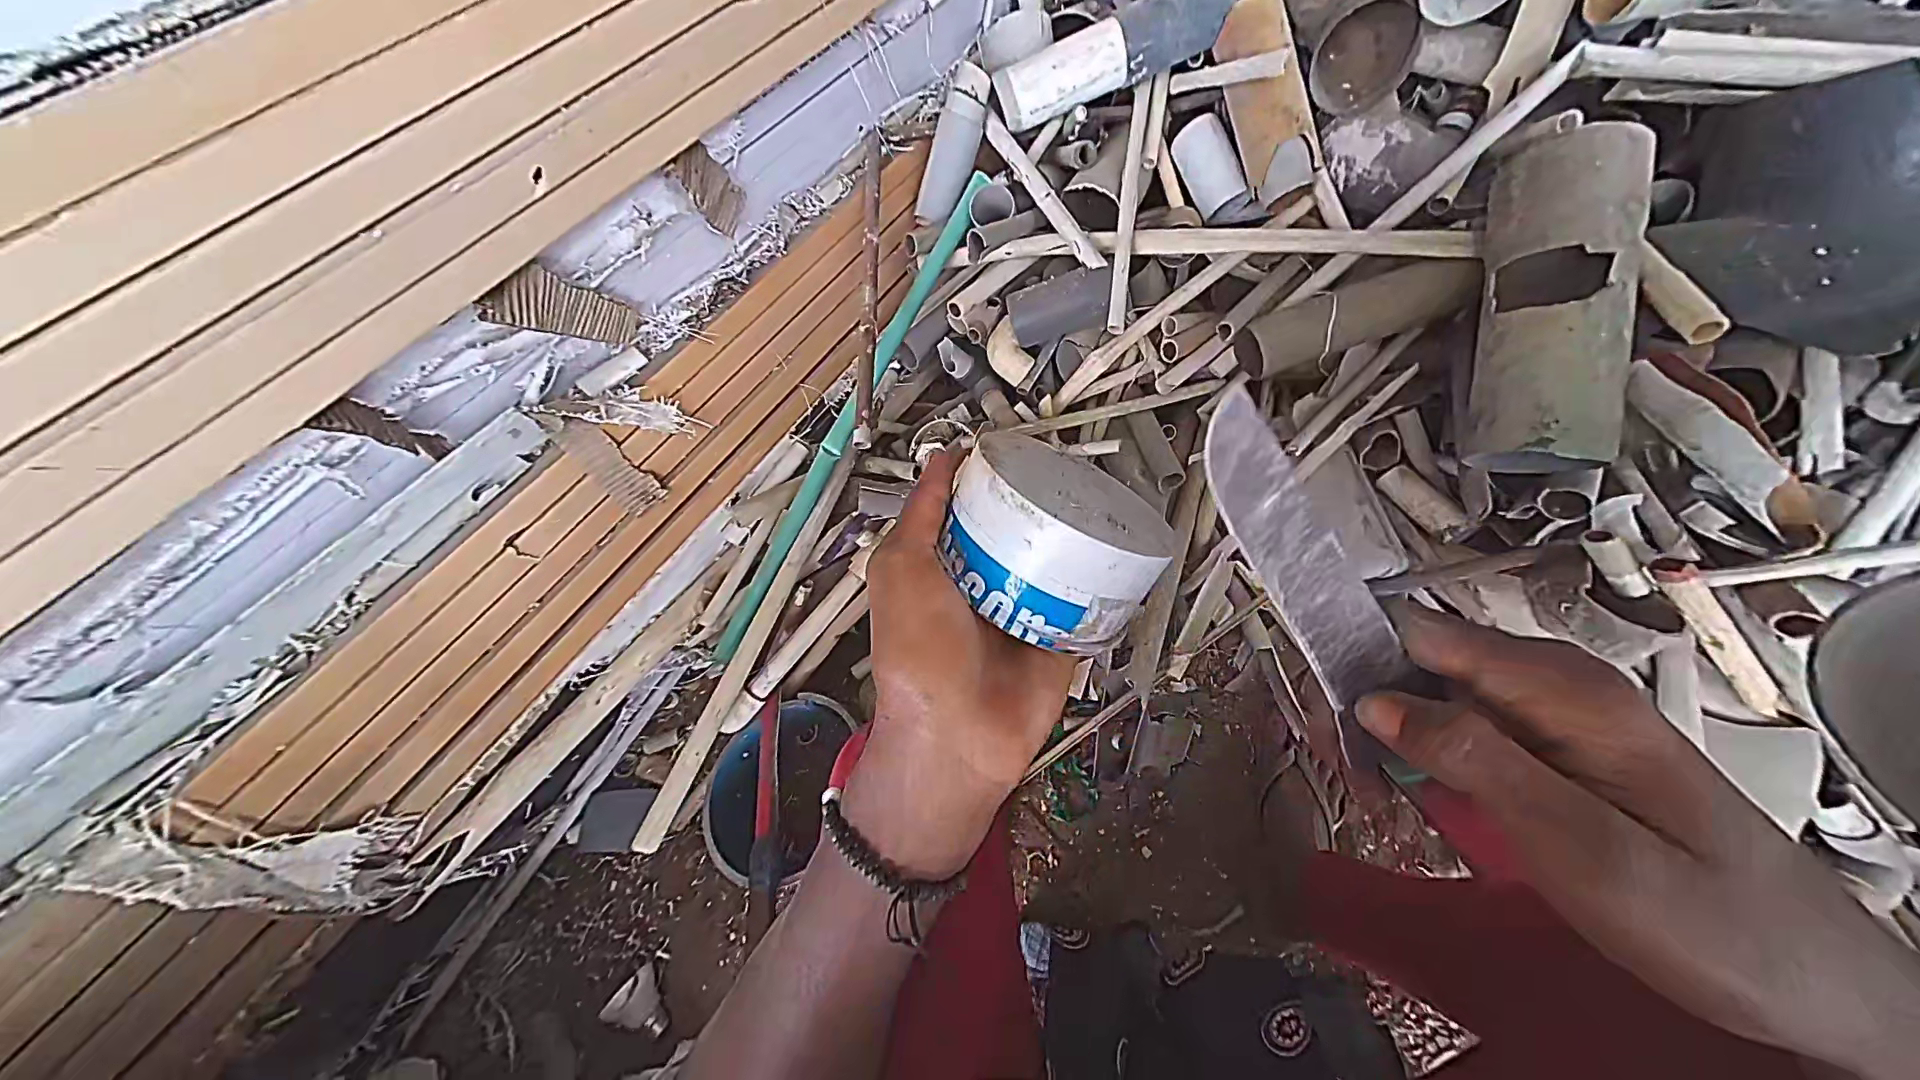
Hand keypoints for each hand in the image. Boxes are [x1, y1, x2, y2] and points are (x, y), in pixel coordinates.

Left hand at [840, 449, 1076, 876]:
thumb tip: (938, 462)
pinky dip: (1097, 583)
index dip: (988, 482)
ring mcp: (1021, 609)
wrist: (959, 734)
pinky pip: (1083, 601)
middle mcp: (983, 584)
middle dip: (1038, 508)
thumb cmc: (918, 659)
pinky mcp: (1056, 636)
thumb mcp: (901, 570)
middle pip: (1018, 531)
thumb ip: (920, 514)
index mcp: (941, 567)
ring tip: (1093, 511)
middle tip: (1062, 481)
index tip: (1012, 455)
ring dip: (1071, 541)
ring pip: (1054, 561)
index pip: (969, 509)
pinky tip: (1112, 557)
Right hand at [1357, 604, 1919, 1078]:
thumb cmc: (1710, 921)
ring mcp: (1541, 711)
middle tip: (1344, 764)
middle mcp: (1547, 682)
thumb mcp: (1584, 847)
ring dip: (1383, 732)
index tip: (1309, 695)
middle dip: (1362, 701)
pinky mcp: (1537, 743)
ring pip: (1425, 693)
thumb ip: (1477, 762)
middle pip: (1414, 659)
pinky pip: (1451, 726)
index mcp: (1560, 686)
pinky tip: (1405, 789)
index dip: (1353, 650)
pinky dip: (1414, 752)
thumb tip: (1374, 701)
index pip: (1420, 631)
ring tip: (1370, 785)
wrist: (1813, 985)